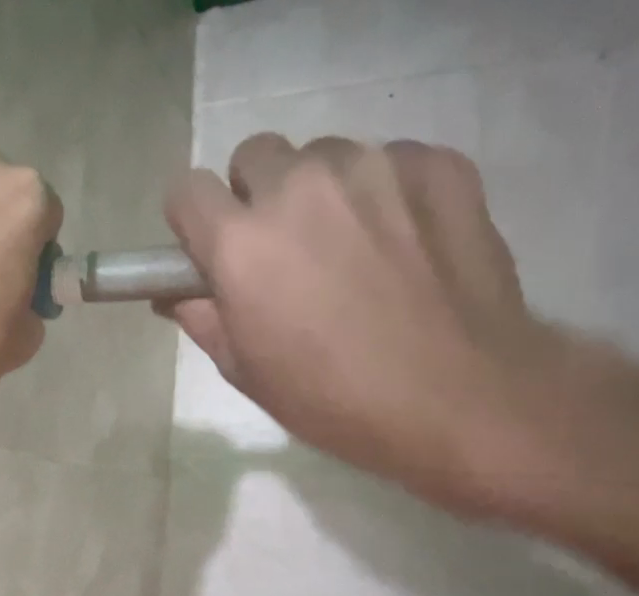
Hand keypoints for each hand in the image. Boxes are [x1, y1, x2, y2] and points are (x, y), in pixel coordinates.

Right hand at [162, 134, 561, 513]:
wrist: (459, 396)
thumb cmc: (331, 396)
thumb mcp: (244, 369)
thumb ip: (203, 317)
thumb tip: (179, 293)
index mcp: (240, 241)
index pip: (186, 191)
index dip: (193, 220)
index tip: (208, 247)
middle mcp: (301, 186)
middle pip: (256, 156)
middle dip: (257, 195)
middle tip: (283, 249)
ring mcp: (376, 167)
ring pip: (326, 156)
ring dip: (323, 191)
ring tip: (353, 247)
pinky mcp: (439, 166)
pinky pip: (392, 160)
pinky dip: (386, 192)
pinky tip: (405, 243)